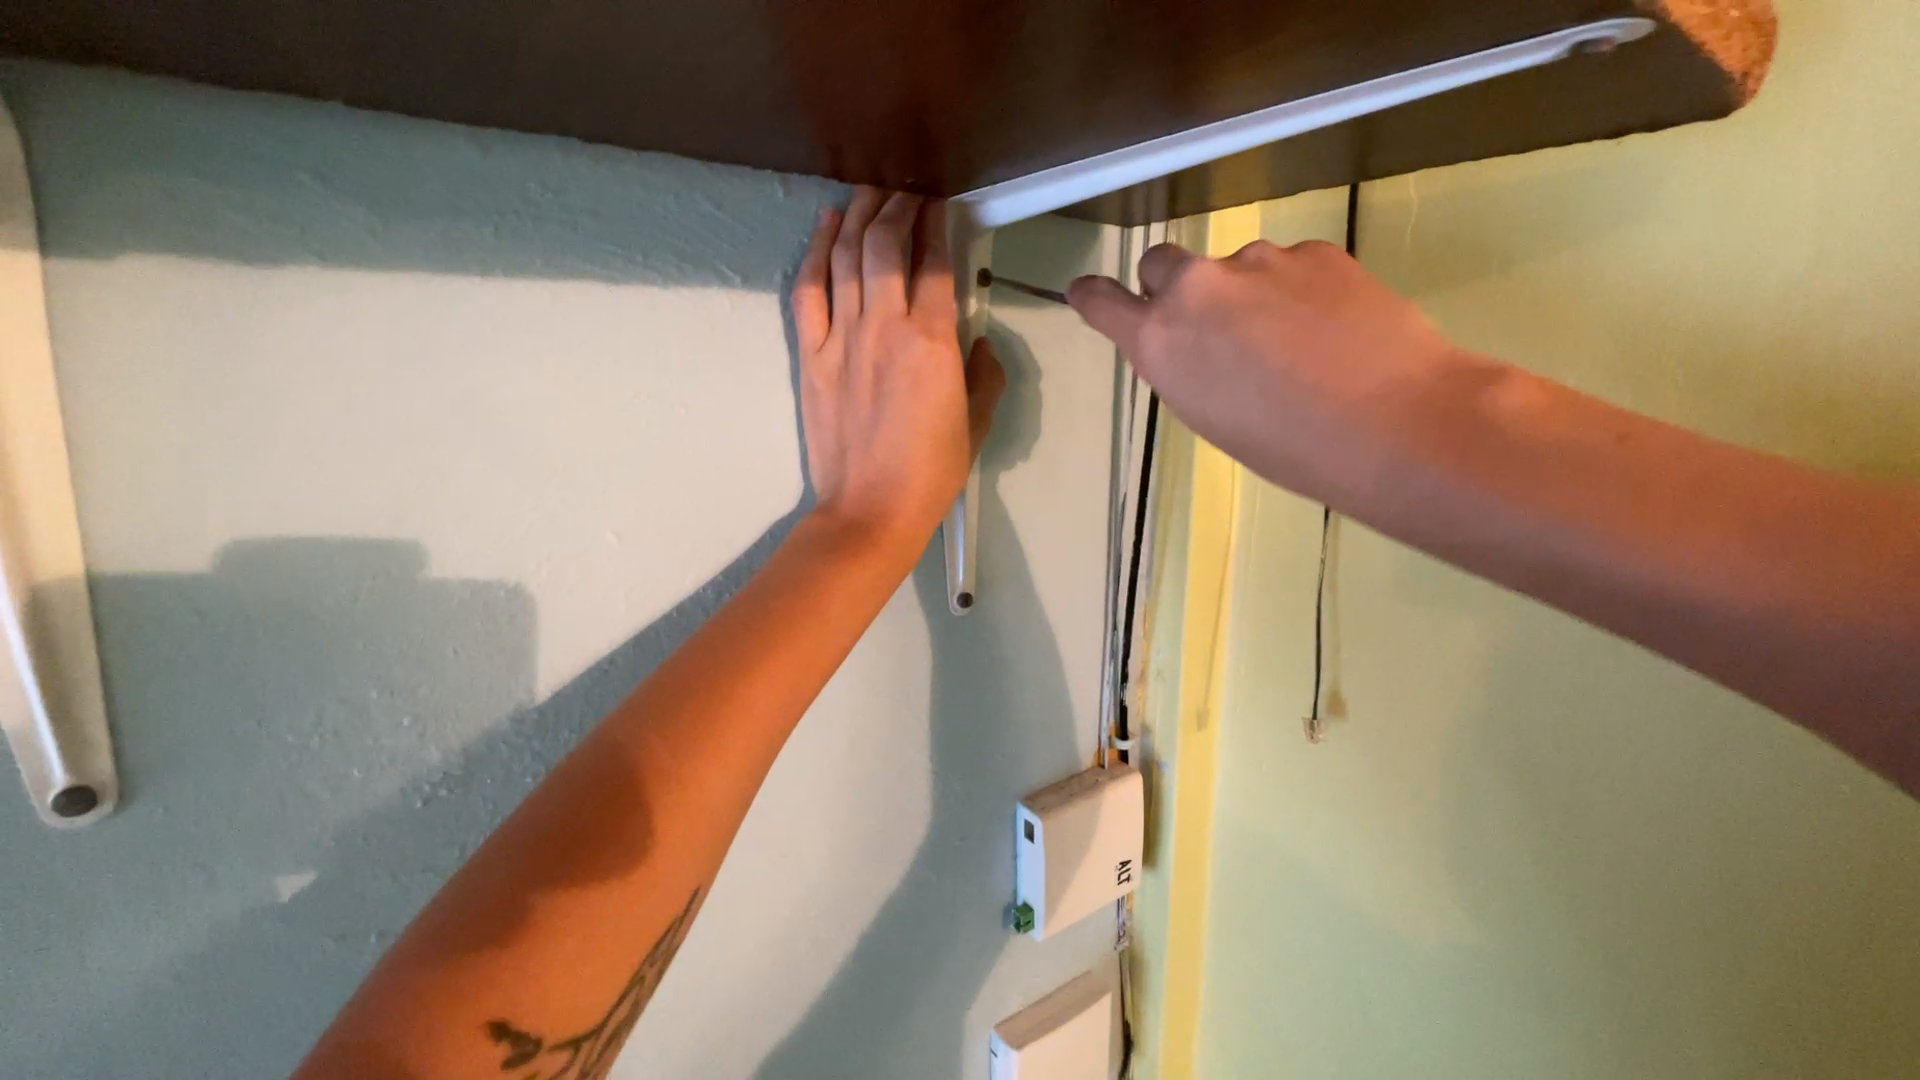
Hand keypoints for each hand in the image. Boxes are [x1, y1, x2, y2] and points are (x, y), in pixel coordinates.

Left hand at [792, 187, 1003, 543]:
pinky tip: (826, 226)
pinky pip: (809, 291)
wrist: (870, 511)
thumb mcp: (977, 424)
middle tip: (908, 192)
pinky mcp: (812, 356)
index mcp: (934, 343)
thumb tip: (976, 339)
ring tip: (870, 192)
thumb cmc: (931, 474)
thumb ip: (984, 374)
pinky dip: (816, 252)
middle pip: (887, 245)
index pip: (936, 263)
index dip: (939, 225)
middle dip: (899, 207)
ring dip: (859, 216)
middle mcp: (886, 327)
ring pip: (848, 257)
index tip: (943, 206)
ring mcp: (843, 338)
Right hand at [1068, 239, 1473, 502]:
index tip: (1088, 292)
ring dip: (1246, 293)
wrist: (1394, 421)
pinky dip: (1297, 291)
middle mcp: (1196, 289)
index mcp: (1160, 341)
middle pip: (1161, 264)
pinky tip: (1332, 328)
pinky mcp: (1314, 250)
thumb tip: (1195, 342)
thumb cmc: (1289, 447)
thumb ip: (1185, 366)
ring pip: (1233, 268)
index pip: (1102, 302)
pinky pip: (1288, 266)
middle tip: (1211, 326)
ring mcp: (1257, 260)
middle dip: (1173, 289)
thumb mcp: (1210, 415)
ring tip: (1295, 341)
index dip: (1092, 296)